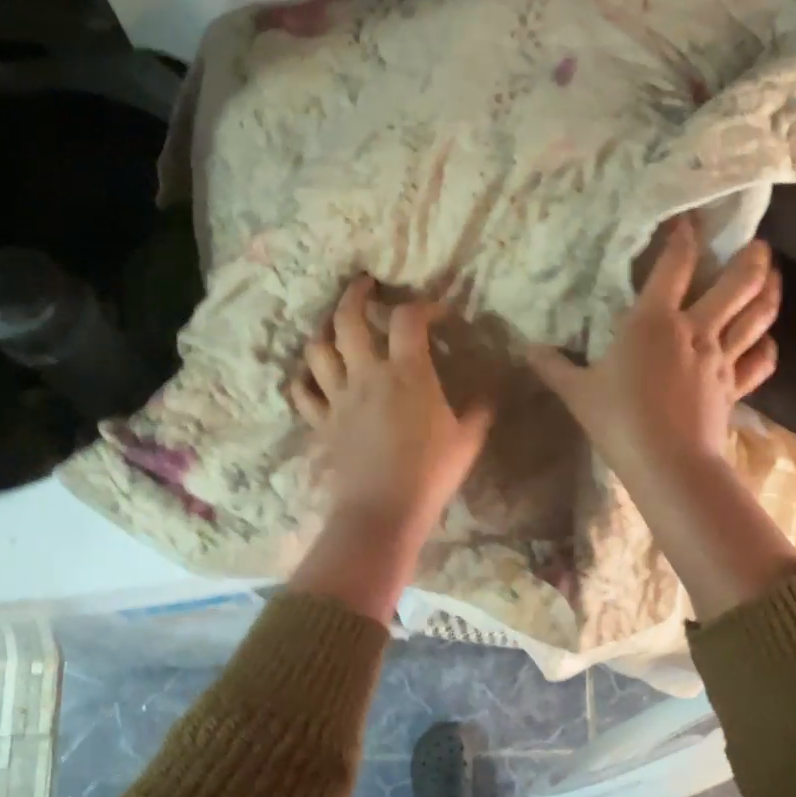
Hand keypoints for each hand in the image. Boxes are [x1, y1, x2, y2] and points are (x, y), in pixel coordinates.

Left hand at [291, 276, 494, 537]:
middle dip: (355, 294)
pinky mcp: (321, 423)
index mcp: (407, 373)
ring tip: (334, 324)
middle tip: (364, 284)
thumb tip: (493, 389)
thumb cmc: (430, 475)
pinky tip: (312, 374)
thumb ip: (480, 409)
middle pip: (348, 318)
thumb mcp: (467, 441)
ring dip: (325, 329)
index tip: (437, 312)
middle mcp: (366, 374)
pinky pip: (302, 391)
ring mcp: (338, 398)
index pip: (409, 318)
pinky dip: (304, 377)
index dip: (423, 305)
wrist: (382, 512)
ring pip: (318, 348)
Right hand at [529, 219, 795, 618]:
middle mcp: (696, 329)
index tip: (688, 221)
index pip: (674, 265)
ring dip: (768, 292)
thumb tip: (528, 349)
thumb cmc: (619, 420)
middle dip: (750, 258)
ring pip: (756, 315)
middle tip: (756, 244)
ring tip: (772, 277)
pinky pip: (760, 362)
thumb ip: (554, 367)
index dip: (683, 237)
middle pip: (736, 282)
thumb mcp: (577, 393)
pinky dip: (767, 348)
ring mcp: (721, 358)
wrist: (667, 463)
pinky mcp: (735, 388)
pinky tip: (766, 341)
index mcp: (654, 321)